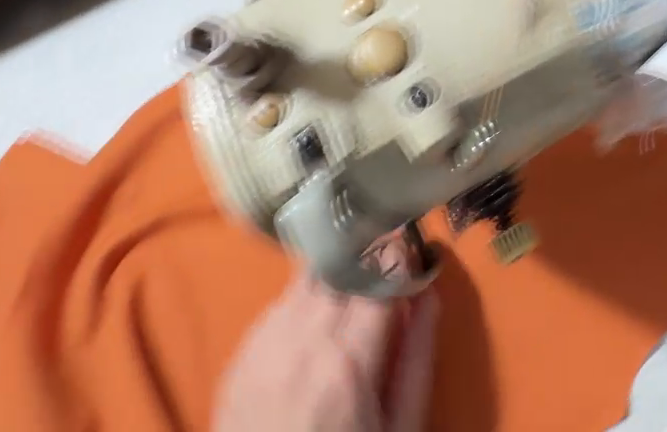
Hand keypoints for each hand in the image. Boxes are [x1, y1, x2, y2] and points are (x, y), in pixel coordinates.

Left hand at [213, 269, 437, 431]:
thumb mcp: (402, 427)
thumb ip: (418, 354)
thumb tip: (429, 292)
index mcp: (350, 362)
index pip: (380, 275)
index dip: (401, 256)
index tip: (414, 252)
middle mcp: (302, 343)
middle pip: (341, 268)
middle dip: (368, 259)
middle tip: (387, 267)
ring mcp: (262, 350)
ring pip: (306, 280)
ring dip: (335, 277)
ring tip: (353, 293)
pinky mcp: (238, 362)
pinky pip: (277, 308)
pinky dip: (303, 304)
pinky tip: (316, 330)